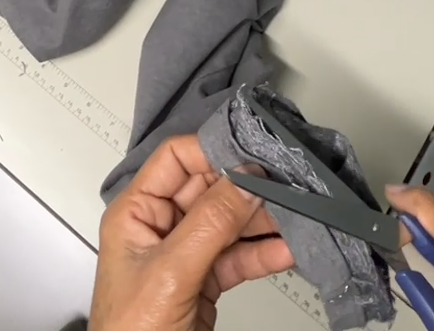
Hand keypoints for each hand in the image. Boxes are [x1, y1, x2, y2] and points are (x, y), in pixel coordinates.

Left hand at [89, 135, 295, 330]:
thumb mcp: (169, 274)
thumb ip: (209, 224)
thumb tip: (244, 180)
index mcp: (137, 212)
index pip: (177, 159)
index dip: (213, 150)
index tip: (251, 152)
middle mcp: (160, 226)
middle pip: (210, 188)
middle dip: (248, 186)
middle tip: (285, 182)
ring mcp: (184, 254)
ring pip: (230, 222)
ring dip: (264, 220)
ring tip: (296, 214)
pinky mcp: (205, 282)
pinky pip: (239, 257)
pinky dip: (264, 253)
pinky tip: (288, 249)